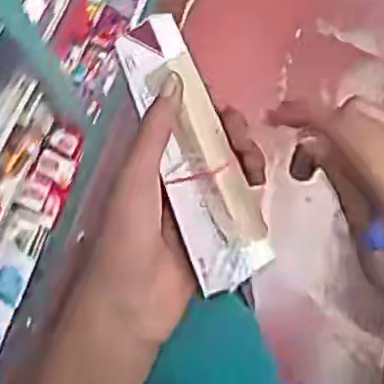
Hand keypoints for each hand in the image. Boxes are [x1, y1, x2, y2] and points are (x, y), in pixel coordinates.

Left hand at [79, 75, 268, 345]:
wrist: (133, 303)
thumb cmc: (127, 231)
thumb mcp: (136, 174)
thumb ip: (156, 130)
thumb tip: (173, 80)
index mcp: (155, 159)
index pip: (183, 121)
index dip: (202, 106)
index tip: (218, 98)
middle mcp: (179, 176)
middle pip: (212, 143)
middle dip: (230, 131)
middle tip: (239, 133)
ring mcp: (200, 204)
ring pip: (230, 170)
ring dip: (245, 158)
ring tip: (252, 163)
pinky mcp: (219, 232)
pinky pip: (240, 205)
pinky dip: (251, 193)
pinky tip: (256, 188)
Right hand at [272, 95, 383, 383]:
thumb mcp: (379, 263)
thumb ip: (349, 195)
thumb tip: (316, 149)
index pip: (346, 127)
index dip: (305, 114)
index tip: (275, 118)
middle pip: (360, 111)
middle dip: (323, 121)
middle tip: (300, 158)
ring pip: (379, 118)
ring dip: (346, 129)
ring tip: (326, 166)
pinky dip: (369, 138)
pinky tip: (360, 171)